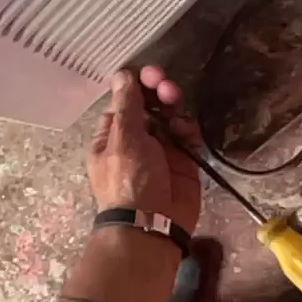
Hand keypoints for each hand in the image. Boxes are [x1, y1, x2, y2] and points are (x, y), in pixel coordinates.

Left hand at [88, 66, 202, 233]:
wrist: (152, 226)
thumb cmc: (130, 182)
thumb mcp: (124, 140)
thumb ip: (128, 106)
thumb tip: (122, 74)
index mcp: (112, 136)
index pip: (125, 100)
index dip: (137, 85)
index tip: (151, 75)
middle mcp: (135, 141)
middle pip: (150, 105)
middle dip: (159, 93)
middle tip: (168, 89)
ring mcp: (160, 151)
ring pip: (171, 118)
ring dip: (175, 108)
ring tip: (177, 110)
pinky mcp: (182, 162)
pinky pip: (187, 137)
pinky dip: (188, 130)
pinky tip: (188, 132)